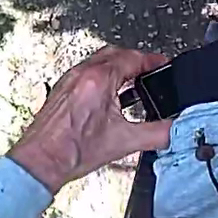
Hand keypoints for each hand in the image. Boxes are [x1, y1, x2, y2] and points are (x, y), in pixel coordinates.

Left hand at [9, 46, 173, 191]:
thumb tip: (177, 129)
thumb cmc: (71, 151)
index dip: (153, 61)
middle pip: (116, 54)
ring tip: (134, 81)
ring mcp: (70, 80)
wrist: (40, 162)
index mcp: (99, 80)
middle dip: (137, 60)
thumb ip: (157, 133)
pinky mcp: (63, 89)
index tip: (164, 65)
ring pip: (100, 61)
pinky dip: (104, 75)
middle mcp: (83, 74)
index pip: (133, 58)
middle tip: (151, 70)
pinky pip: (88, 71)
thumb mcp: (125, 142)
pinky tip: (110, 95)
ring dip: (119, 66)